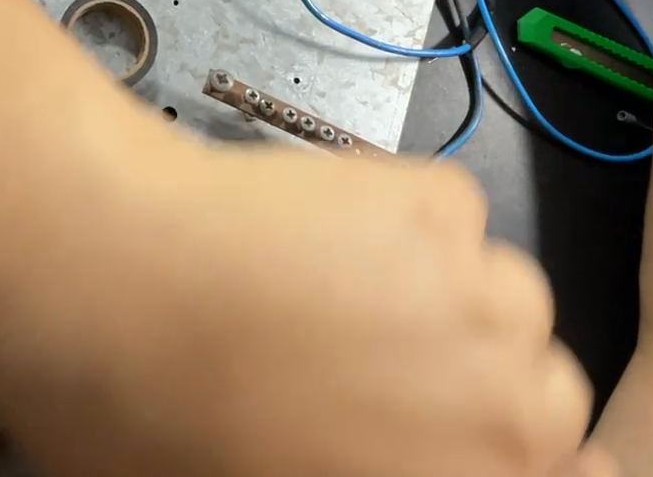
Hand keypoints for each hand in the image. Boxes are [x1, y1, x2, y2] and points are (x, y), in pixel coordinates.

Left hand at [80, 147, 615, 476]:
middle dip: (472, 375)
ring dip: (442, 285)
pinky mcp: (432, 201)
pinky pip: (451, 208)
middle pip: (543, 392)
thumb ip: (348, 465)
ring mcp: (478, 300)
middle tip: (373, 345)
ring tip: (341, 271)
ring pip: (505, 290)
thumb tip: (367, 439)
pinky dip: (404, 210)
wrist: (109, 280)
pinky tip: (324, 215)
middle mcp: (508, 419)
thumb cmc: (153, 417)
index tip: (448, 429)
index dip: (495, 453)